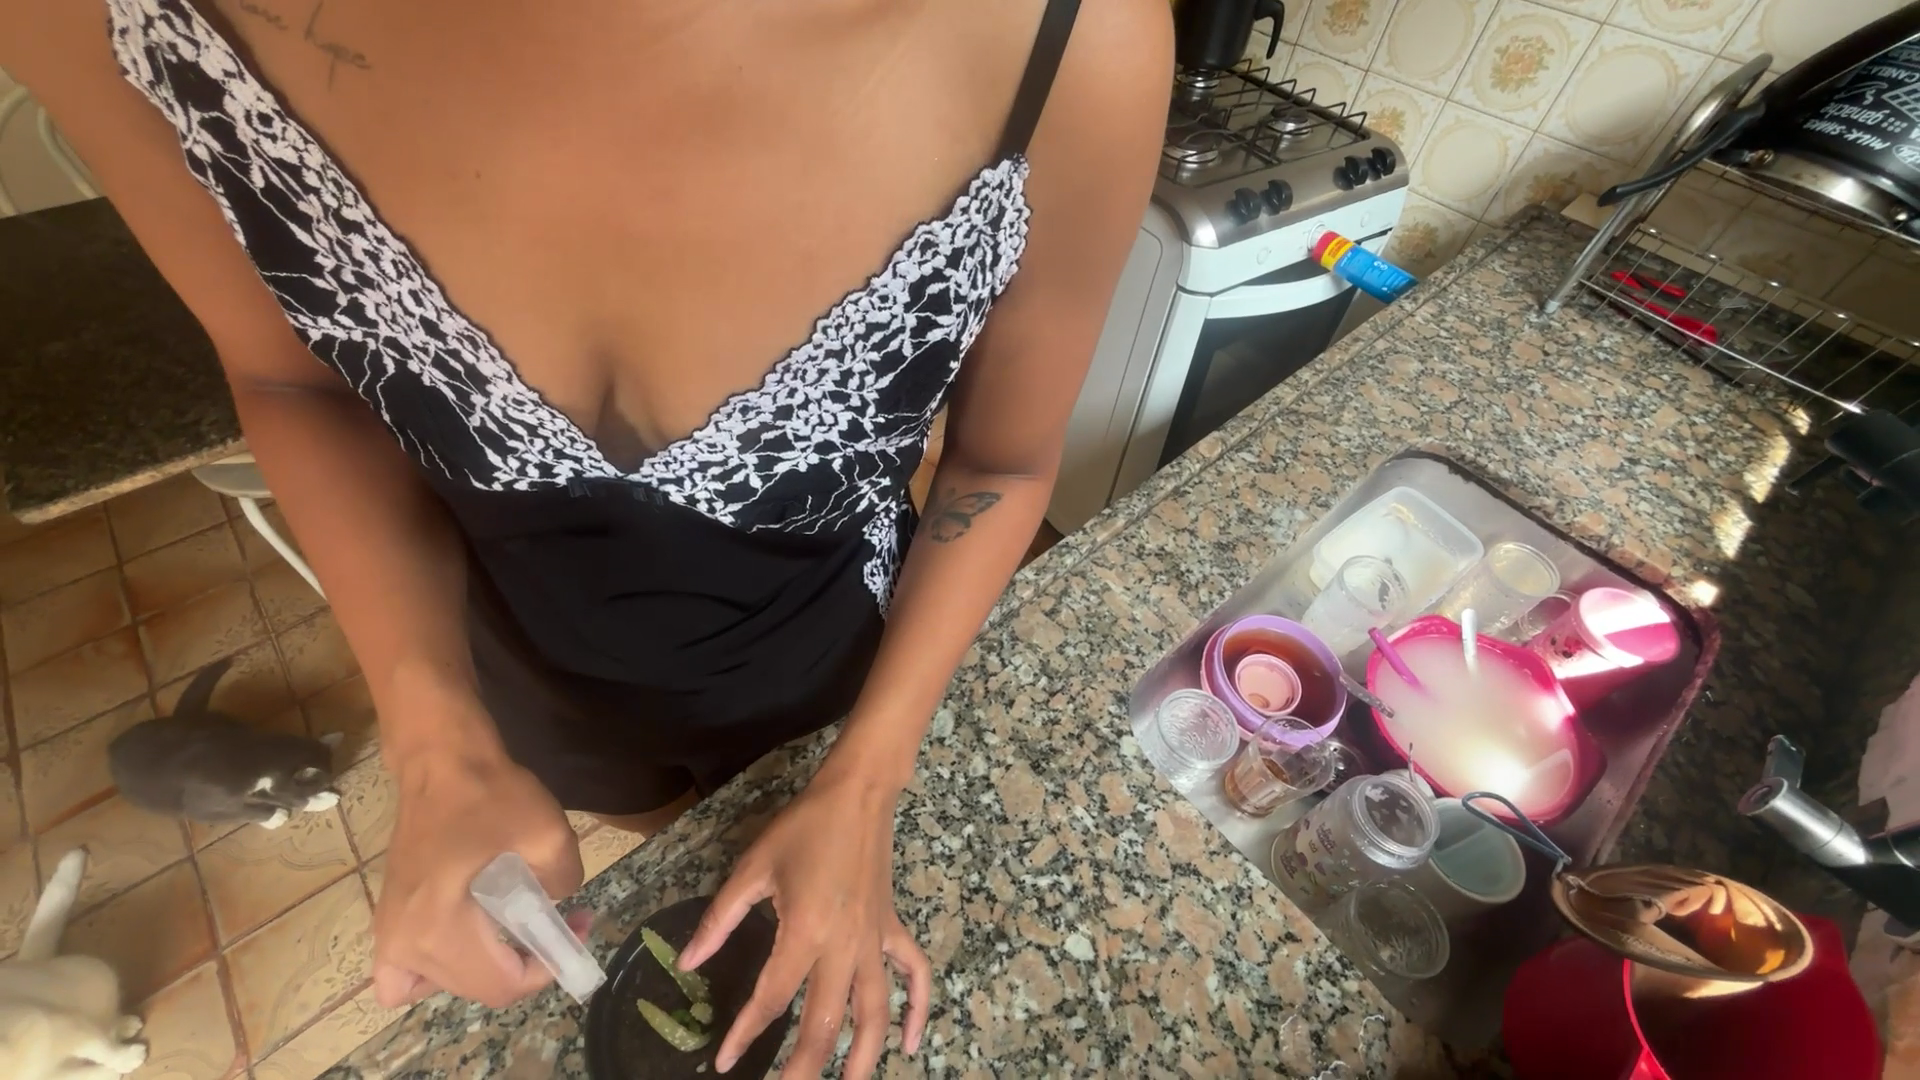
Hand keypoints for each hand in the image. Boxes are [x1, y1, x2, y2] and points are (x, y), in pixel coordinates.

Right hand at [372, 743, 584, 1008]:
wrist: (443, 763)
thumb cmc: (492, 795)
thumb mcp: (548, 832)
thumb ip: (564, 877)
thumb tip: (561, 899)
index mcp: (440, 928)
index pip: (499, 984)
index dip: (546, 968)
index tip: (577, 928)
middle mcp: (403, 945)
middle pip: (473, 987)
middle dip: (525, 963)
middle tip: (562, 920)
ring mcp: (387, 934)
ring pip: (438, 984)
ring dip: (484, 968)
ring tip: (516, 931)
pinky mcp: (387, 918)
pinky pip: (404, 972)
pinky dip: (437, 969)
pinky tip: (471, 934)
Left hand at [679, 765, 931, 1077]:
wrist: (856, 794)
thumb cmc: (803, 827)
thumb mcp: (754, 867)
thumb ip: (720, 919)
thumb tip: (688, 962)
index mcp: (806, 932)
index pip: (772, 999)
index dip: (745, 1034)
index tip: (724, 1062)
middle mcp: (844, 946)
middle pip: (826, 1023)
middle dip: (804, 1069)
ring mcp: (874, 939)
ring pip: (875, 1011)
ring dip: (863, 1057)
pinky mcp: (891, 926)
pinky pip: (913, 972)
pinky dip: (917, 1007)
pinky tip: (910, 1040)